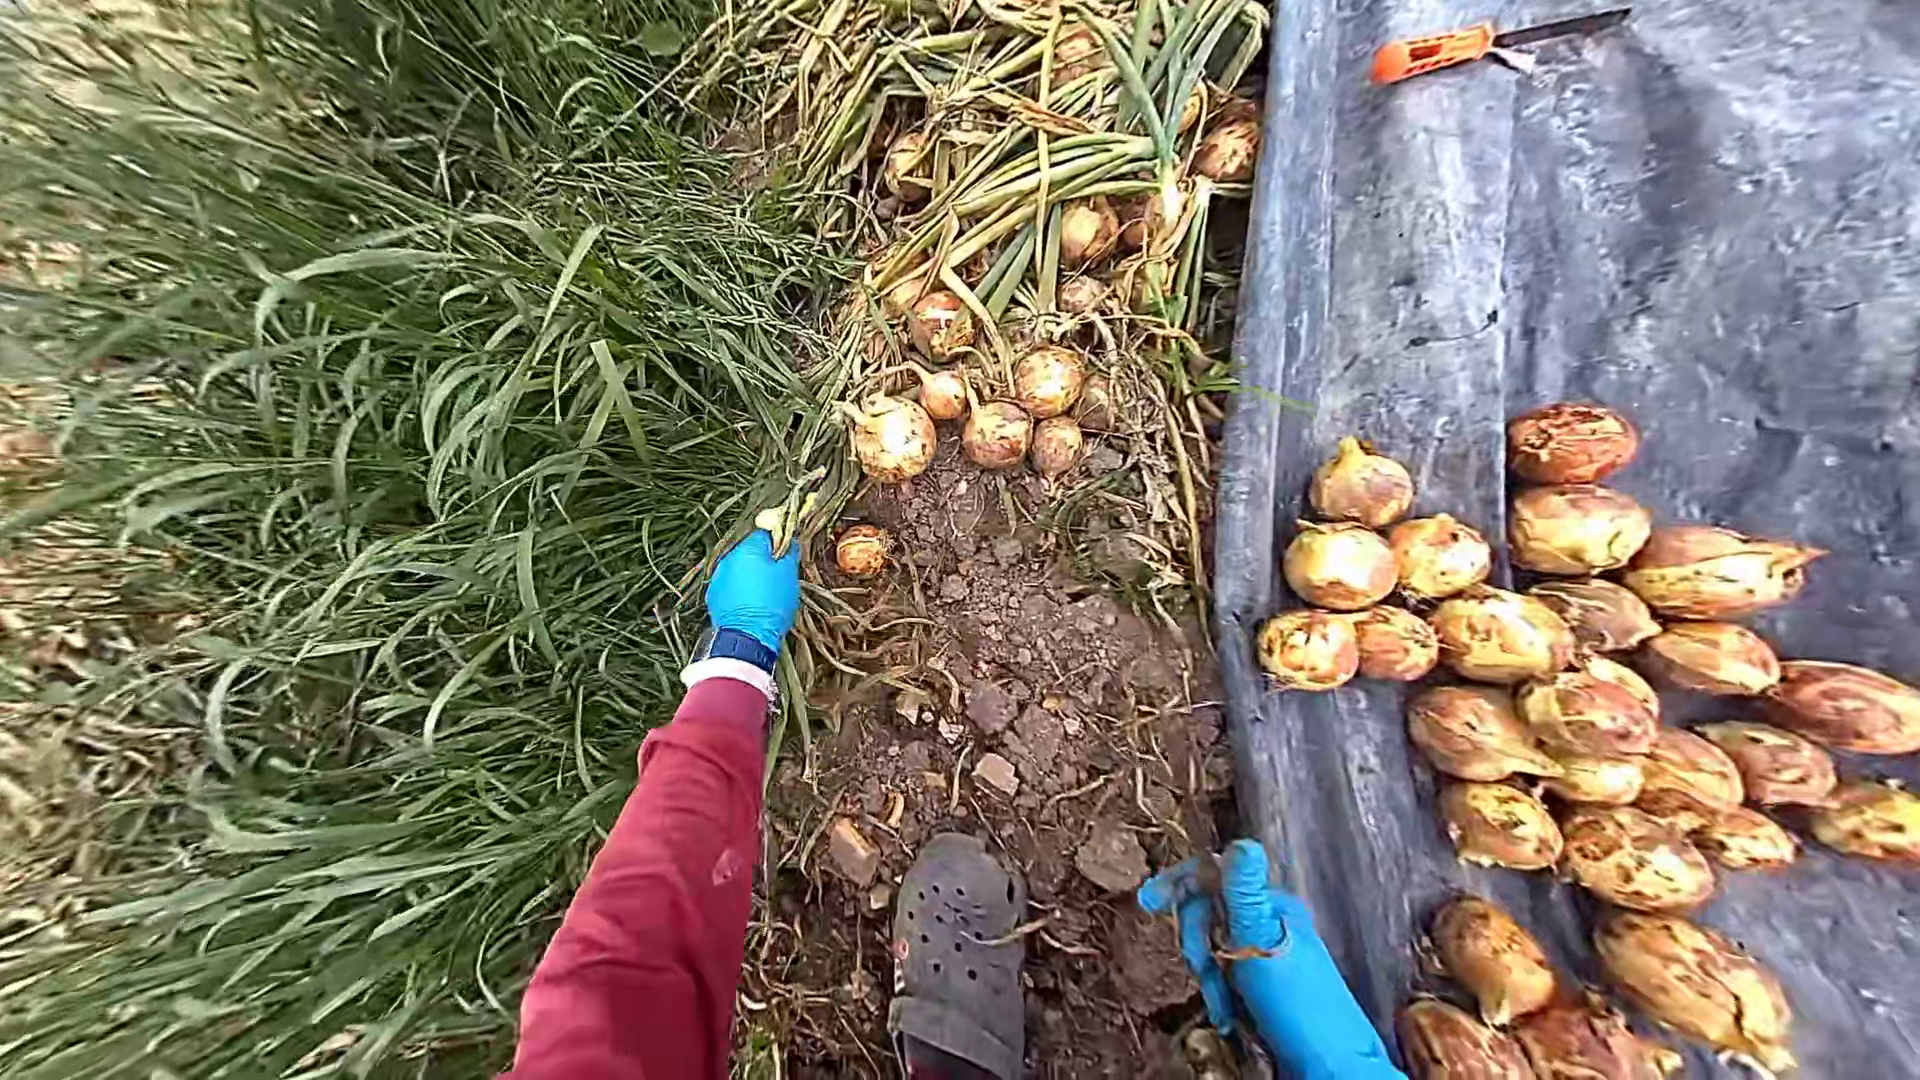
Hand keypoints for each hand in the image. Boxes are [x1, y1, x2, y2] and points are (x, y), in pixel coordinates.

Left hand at [705, 529, 800, 653]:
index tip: (787, 557)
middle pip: (750, 552)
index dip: (779, 543)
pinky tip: (752, 603)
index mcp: (747, 549)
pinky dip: (741, 591)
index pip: (765, 534)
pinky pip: (731, 586)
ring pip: (740, 569)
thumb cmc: (772, 602)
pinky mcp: (714, 597)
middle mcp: (728, 559)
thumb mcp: (789, 575)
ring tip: (766, 593)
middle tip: (780, 576)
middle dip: (764, 561)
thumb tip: (790, 540)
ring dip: (751, 576)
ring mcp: (718, 579)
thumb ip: (789, 552)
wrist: (748, 637)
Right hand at [1138, 839, 1402, 1079]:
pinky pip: (1224, 975)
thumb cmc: (1300, 1009)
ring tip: (1222, 1005)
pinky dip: (1218, 993)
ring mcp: (1265, 954)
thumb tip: (1243, 842)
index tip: (1147, 901)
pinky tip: (1228, 1014)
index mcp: (1271, 904)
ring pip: (1212, 946)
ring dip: (1208, 975)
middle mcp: (1268, 922)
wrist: (1335, 1076)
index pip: (1212, 875)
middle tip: (1201, 971)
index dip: (1177, 884)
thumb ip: (1246, 892)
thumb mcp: (1264, 941)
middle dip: (1197, 942)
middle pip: (1207, 912)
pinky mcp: (1262, 986)